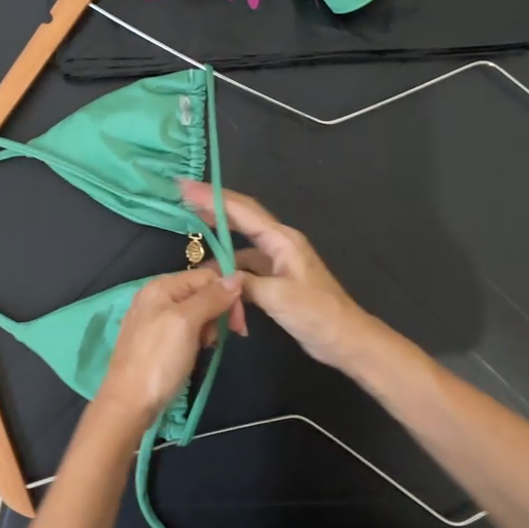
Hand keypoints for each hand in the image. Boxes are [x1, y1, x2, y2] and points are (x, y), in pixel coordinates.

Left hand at [98, 269, 242, 420]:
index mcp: (161, 286)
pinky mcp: (155, 340)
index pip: (206, 276)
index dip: (227, 295)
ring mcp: (154, 319)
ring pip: (196, 313)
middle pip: (202, 293)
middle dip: (218, 313)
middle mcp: (156, 297)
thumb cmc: (159, 360)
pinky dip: (196, 338)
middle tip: (222, 339)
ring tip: (206, 348)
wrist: (129, 403)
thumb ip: (210, 297)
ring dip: (209, 328)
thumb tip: (236, 277)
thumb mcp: (187, 323)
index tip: (239, 325)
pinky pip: (185, 329)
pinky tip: (196, 352)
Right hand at [178, 180, 383, 370]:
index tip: (185, 188)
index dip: (211, 198)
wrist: (346, 339)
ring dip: (219, 243)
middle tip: (183, 198)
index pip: (241, 211)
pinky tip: (213, 277)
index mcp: (281, 240)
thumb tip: (218, 277)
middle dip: (212, 207)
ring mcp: (278, 261)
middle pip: (241, 218)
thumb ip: (245, 283)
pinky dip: (229, 270)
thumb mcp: (277, 297)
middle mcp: (279, 244)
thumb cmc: (316, 314)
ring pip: (241, 245)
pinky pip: (246, 267)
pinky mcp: (276, 280)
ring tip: (192, 239)